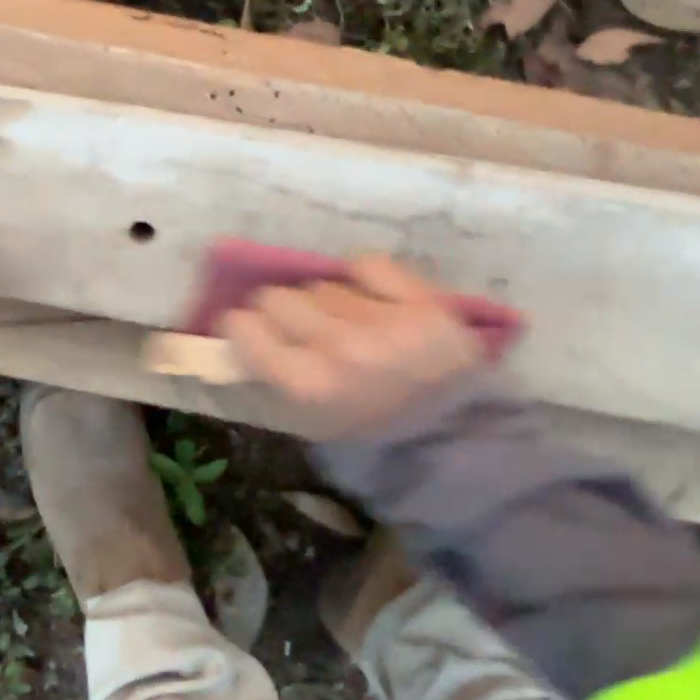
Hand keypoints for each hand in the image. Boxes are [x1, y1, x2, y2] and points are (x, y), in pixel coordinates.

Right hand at [219, 257, 510, 439]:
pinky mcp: (421, 301)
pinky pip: (368, 264)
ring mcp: (383, 321)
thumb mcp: (310, 421)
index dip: (243, 326)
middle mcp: (339, 346)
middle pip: (276, 297)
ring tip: (347, 323)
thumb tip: (239, 327)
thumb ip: (272, 373)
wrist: (460, 435)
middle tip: (298, 326)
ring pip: (321, 284)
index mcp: (308, 384)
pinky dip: (363, 277)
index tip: (252, 330)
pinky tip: (371, 300)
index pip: (243, 325)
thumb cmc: (373, 434)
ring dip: (325, 301)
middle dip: (280, 311)